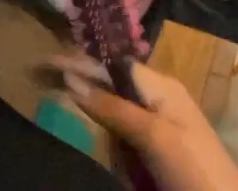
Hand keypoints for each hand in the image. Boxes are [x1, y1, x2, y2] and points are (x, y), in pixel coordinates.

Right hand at [45, 54, 237, 190]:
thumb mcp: (153, 137)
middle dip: (88, 95)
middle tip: (54, 97)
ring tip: (118, 163)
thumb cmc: (197, 174)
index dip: (76, 63)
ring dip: (109, 138)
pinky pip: (126, 143)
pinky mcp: (160, 155)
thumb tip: (68, 79)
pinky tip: (126, 173)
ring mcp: (161, 128)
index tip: (41, 64)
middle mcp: (159, 99)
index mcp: (161, 86)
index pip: (109, 64)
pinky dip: (120, 156)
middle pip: (109, 87)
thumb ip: (111, 106)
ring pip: (115, 118)